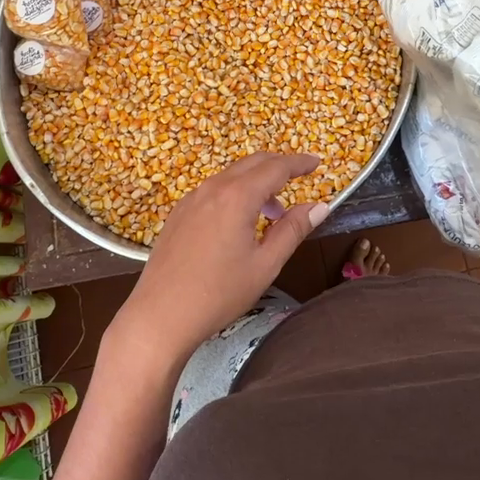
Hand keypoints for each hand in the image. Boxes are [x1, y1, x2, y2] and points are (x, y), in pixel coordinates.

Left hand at [108, 152, 327, 364]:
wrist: (160, 316)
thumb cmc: (218, 294)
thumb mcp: (265, 265)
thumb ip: (293, 230)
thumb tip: (319, 206)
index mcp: (237, 197)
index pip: (276, 167)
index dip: (299, 163)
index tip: (317, 163)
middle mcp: (213, 188)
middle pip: (253, 162)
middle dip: (279, 166)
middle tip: (300, 178)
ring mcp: (191, 199)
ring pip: (232, 175)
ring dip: (257, 182)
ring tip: (273, 213)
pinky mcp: (179, 213)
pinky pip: (214, 189)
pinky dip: (235, 192)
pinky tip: (240, 222)